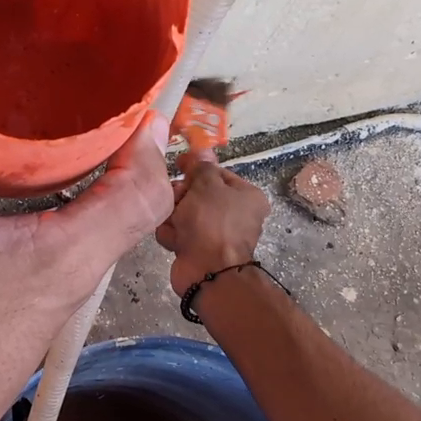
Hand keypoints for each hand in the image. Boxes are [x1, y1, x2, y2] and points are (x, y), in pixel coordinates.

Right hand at [155, 148, 271, 295]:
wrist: (208, 271)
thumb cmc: (212, 221)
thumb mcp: (206, 184)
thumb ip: (200, 165)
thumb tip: (200, 150)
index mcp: (247, 196)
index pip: (216, 172)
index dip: (195, 168)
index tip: (178, 165)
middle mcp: (236, 214)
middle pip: (197, 192)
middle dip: (181, 195)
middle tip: (175, 199)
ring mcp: (217, 234)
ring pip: (184, 212)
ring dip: (174, 215)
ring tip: (174, 223)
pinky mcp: (200, 249)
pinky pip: (180, 232)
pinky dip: (173, 234)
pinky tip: (174, 239)